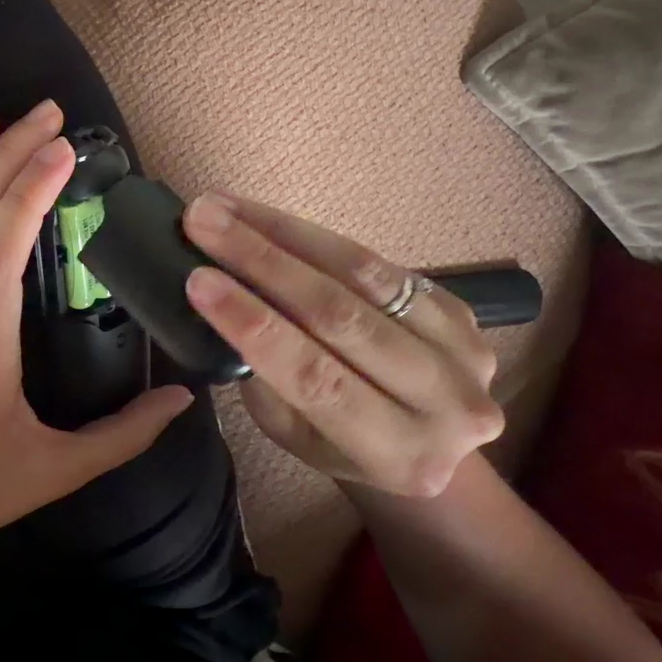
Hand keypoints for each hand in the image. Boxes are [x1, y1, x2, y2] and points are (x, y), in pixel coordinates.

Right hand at [181, 193, 503, 496]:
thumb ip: (267, 375)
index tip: (197, 279)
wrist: (421, 437)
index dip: (254, 324)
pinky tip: (260, 215)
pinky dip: (309, 233)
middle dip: (259, 261)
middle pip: (341, 315)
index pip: (316, 379)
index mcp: (398, 455)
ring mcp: (464, 351)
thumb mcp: (289, 431)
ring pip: (361, 274)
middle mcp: (447, 405)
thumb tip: (228, 301)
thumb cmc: (334, 441)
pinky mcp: (460, 308)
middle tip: (201, 221)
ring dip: (279, 231)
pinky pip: (375, 259)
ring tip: (223, 206)